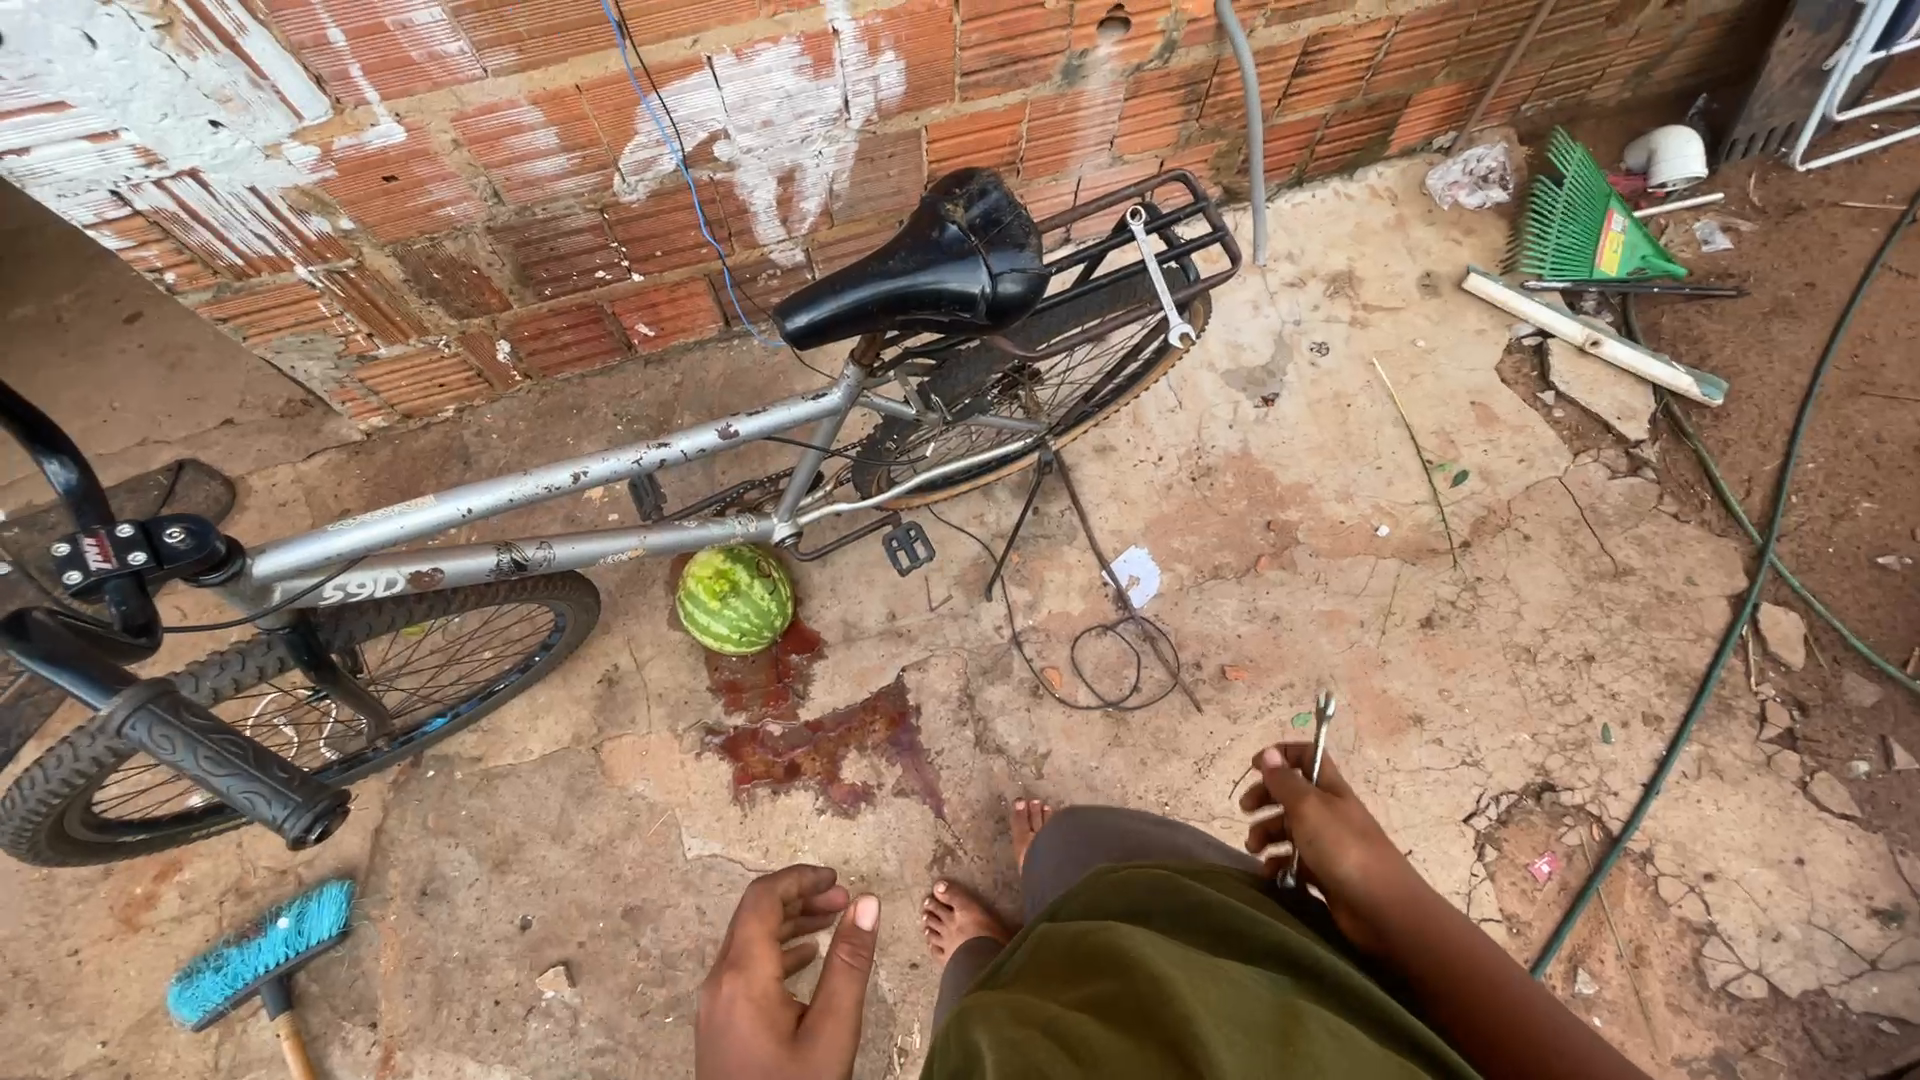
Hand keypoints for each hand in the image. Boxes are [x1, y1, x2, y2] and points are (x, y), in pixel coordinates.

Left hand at [696, 865, 881, 1079]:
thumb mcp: (833, 1029)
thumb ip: (849, 961)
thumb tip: (868, 901)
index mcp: (741, 974)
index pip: (764, 898)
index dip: (801, 878)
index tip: (838, 878)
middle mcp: (719, 980)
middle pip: (754, 914)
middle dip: (800, 896)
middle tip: (845, 899)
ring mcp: (715, 1003)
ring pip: (750, 939)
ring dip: (791, 921)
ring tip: (835, 921)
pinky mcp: (720, 1022)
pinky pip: (746, 966)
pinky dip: (779, 949)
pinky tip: (808, 956)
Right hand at [1240, 743, 1434, 955]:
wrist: (1382, 908)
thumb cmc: (1343, 848)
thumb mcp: (1308, 807)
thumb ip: (1284, 781)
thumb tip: (1269, 754)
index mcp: (1329, 789)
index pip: (1306, 757)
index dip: (1281, 755)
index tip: (1255, 767)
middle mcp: (1327, 812)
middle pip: (1289, 793)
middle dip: (1264, 798)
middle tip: (1245, 810)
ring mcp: (1326, 844)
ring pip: (1286, 829)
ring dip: (1265, 834)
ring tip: (1254, 849)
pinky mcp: (1323, 874)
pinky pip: (1292, 861)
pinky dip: (1277, 863)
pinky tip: (1270, 872)